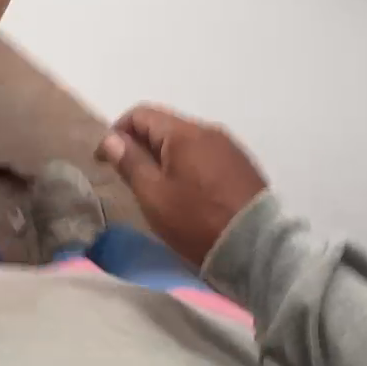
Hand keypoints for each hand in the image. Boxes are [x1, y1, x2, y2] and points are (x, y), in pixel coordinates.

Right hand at [97, 104, 268, 267]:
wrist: (260, 251)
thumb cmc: (198, 222)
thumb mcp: (154, 196)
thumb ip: (130, 162)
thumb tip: (112, 137)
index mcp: (184, 132)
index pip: (141, 114)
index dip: (117, 132)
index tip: (106, 160)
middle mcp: (209, 131)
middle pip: (164, 126)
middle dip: (142, 146)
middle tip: (131, 178)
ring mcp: (230, 148)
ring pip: (186, 142)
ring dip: (166, 157)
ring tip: (159, 189)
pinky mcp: (243, 167)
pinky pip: (206, 156)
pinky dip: (189, 166)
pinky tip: (189, 195)